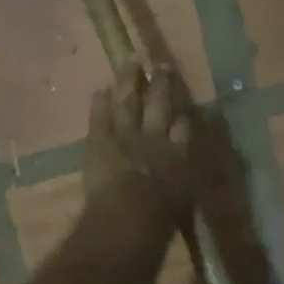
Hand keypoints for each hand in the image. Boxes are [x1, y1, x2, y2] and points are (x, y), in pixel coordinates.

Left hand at [83, 65, 193, 216]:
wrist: (127, 216)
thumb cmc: (159, 222)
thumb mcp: (181, 206)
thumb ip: (182, 188)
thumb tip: (182, 183)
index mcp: (179, 157)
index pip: (184, 128)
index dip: (183, 114)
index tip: (183, 105)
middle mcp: (156, 138)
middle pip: (160, 104)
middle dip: (162, 84)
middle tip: (162, 65)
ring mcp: (126, 135)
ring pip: (129, 101)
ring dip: (129, 81)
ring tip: (130, 62)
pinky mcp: (99, 140)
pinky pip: (100, 116)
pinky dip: (100, 103)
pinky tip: (100, 90)